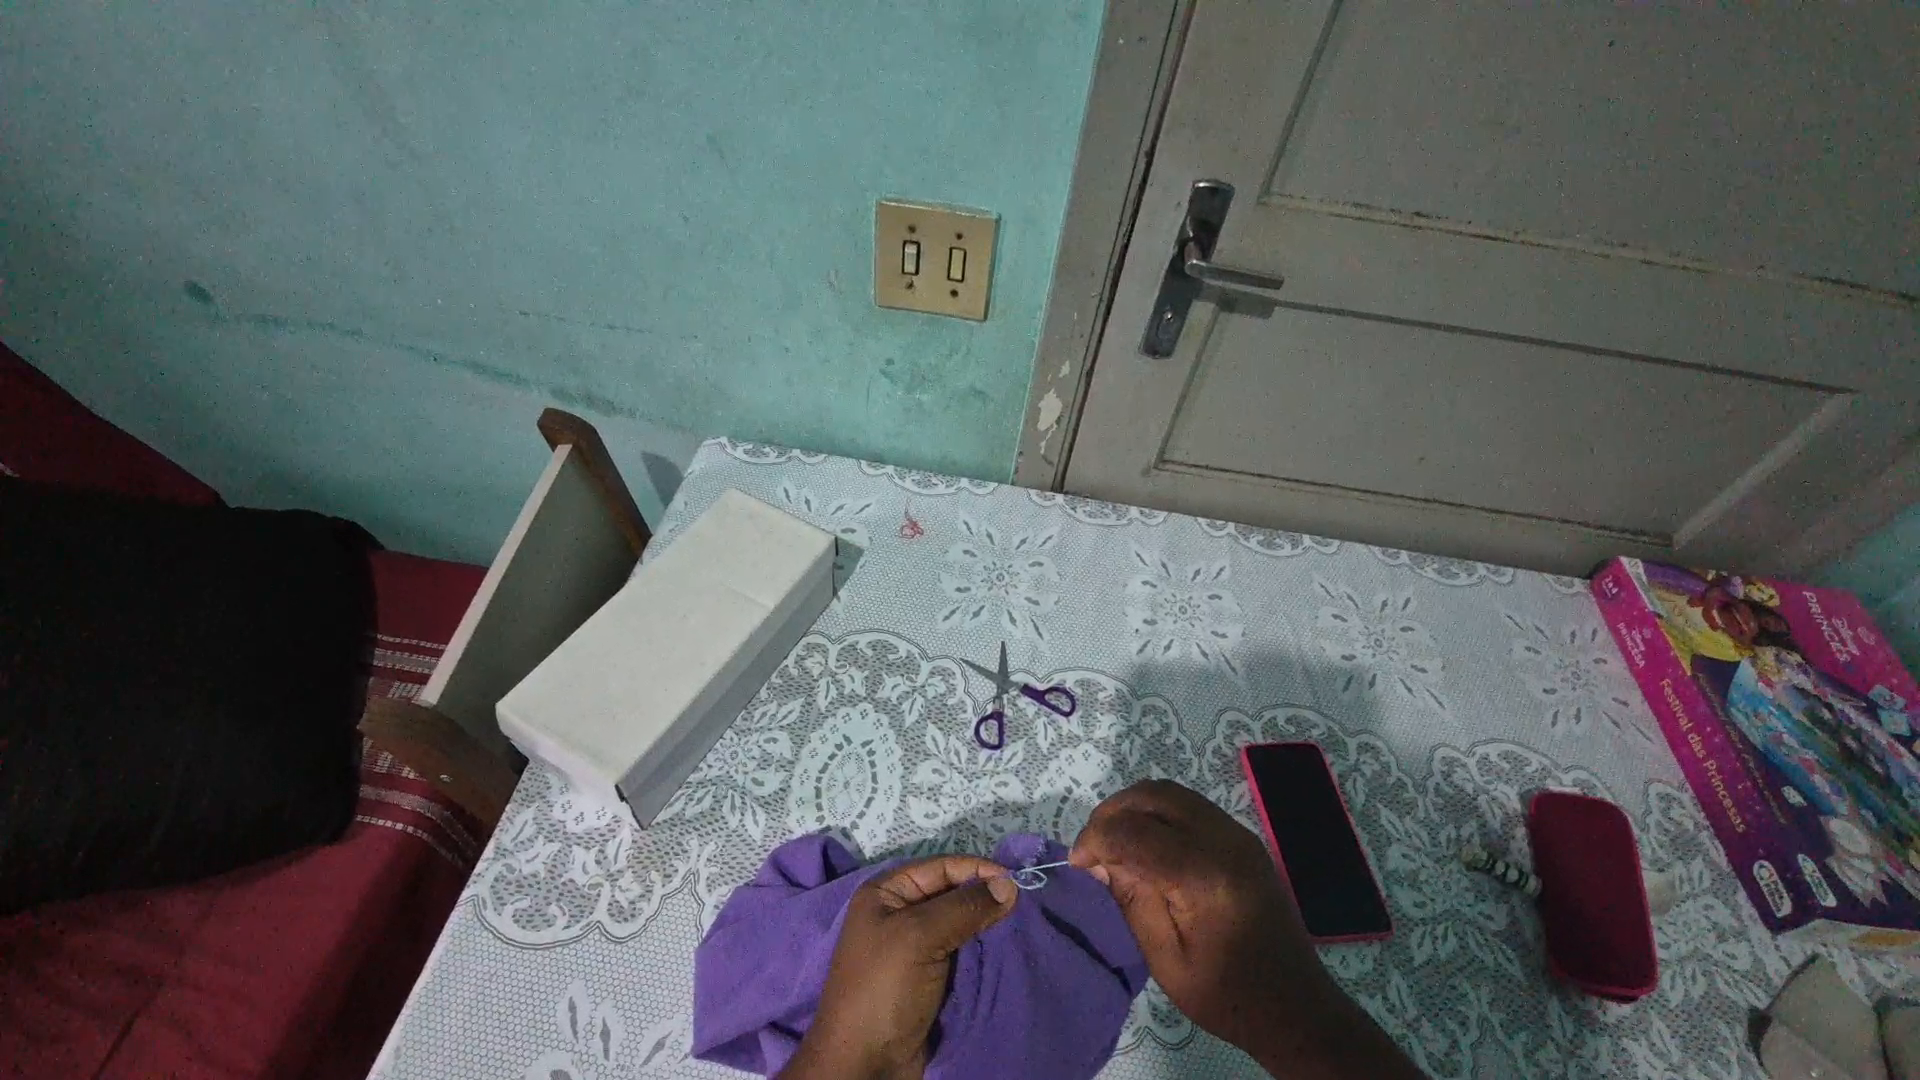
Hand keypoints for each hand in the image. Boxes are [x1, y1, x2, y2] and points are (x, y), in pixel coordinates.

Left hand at [782, 856, 1018, 1079]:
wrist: (864, 1066)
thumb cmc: (883, 988)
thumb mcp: (919, 937)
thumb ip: (964, 907)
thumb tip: (1009, 884)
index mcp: (887, 893)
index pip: (940, 867)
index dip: (977, 869)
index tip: (1016, 881)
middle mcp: (900, 914)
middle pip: (952, 894)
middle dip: (986, 896)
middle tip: (1025, 904)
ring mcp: (915, 948)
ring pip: (961, 925)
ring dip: (988, 925)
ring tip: (1022, 924)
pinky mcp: (930, 979)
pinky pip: (963, 954)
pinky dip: (984, 950)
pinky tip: (1007, 948)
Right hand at [1068, 779, 1321, 1051]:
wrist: (1296, 1007)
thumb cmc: (1228, 995)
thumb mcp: (1166, 960)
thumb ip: (1132, 900)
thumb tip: (1098, 860)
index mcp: (1205, 875)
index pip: (1135, 830)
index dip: (1096, 838)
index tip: (1078, 865)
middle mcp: (1224, 840)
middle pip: (1152, 795)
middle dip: (1111, 812)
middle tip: (1092, 848)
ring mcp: (1237, 833)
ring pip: (1170, 792)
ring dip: (1133, 807)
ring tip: (1113, 842)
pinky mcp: (1241, 837)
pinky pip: (1188, 804)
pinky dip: (1156, 811)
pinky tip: (1144, 843)